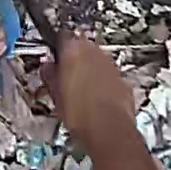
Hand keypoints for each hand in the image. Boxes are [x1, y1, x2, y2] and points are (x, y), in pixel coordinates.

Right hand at [49, 33, 137, 152]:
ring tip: (81, 89)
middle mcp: (93, 52)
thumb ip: (49, 73)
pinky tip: (97, 99)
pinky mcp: (123, 81)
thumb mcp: (54, 93)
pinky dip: (104, 83)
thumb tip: (47, 68)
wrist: (109, 134)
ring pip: (96, 61)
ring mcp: (110, 66)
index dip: (57, 47)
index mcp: (73, 49)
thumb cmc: (80, 113)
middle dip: (74, 58)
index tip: (54, 58)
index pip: (62, 36)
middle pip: (81, 46)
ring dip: (90, 69)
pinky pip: (110, 76)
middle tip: (66, 75)